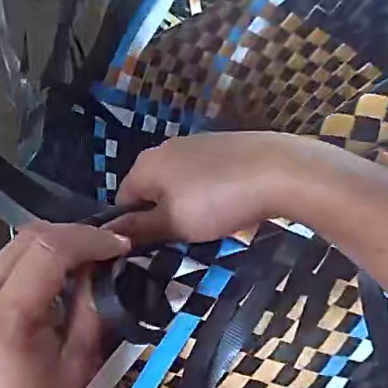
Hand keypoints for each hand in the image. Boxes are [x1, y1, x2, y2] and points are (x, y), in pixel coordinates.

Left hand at [0, 222, 130, 387]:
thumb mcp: (78, 362)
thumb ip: (91, 308)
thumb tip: (104, 267)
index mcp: (6, 316)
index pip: (49, 250)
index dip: (89, 240)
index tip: (120, 245)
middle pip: (29, 237)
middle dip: (74, 234)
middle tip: (108, 246)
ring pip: (16, 244)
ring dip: (56, 242)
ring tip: (90, 255)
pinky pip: (6, 261)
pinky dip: (38, 256)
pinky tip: (62, 270)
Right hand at [109, 133, 347, 243]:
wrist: (280, 171)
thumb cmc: (216, 201)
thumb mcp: (173, 224)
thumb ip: (138, 229)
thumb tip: (108, 233)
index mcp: (144, 165)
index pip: (122, 200)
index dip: (134, 227)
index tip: (155, 245)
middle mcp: (164, 148)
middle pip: (151, 190)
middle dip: (164, 215)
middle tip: (186, 237)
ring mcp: (196, 142)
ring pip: (179, 183)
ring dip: (189, 205)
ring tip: (214, 222)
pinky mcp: (224, 144)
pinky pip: (205, 175)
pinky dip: (212, 192)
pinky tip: (232, 204)